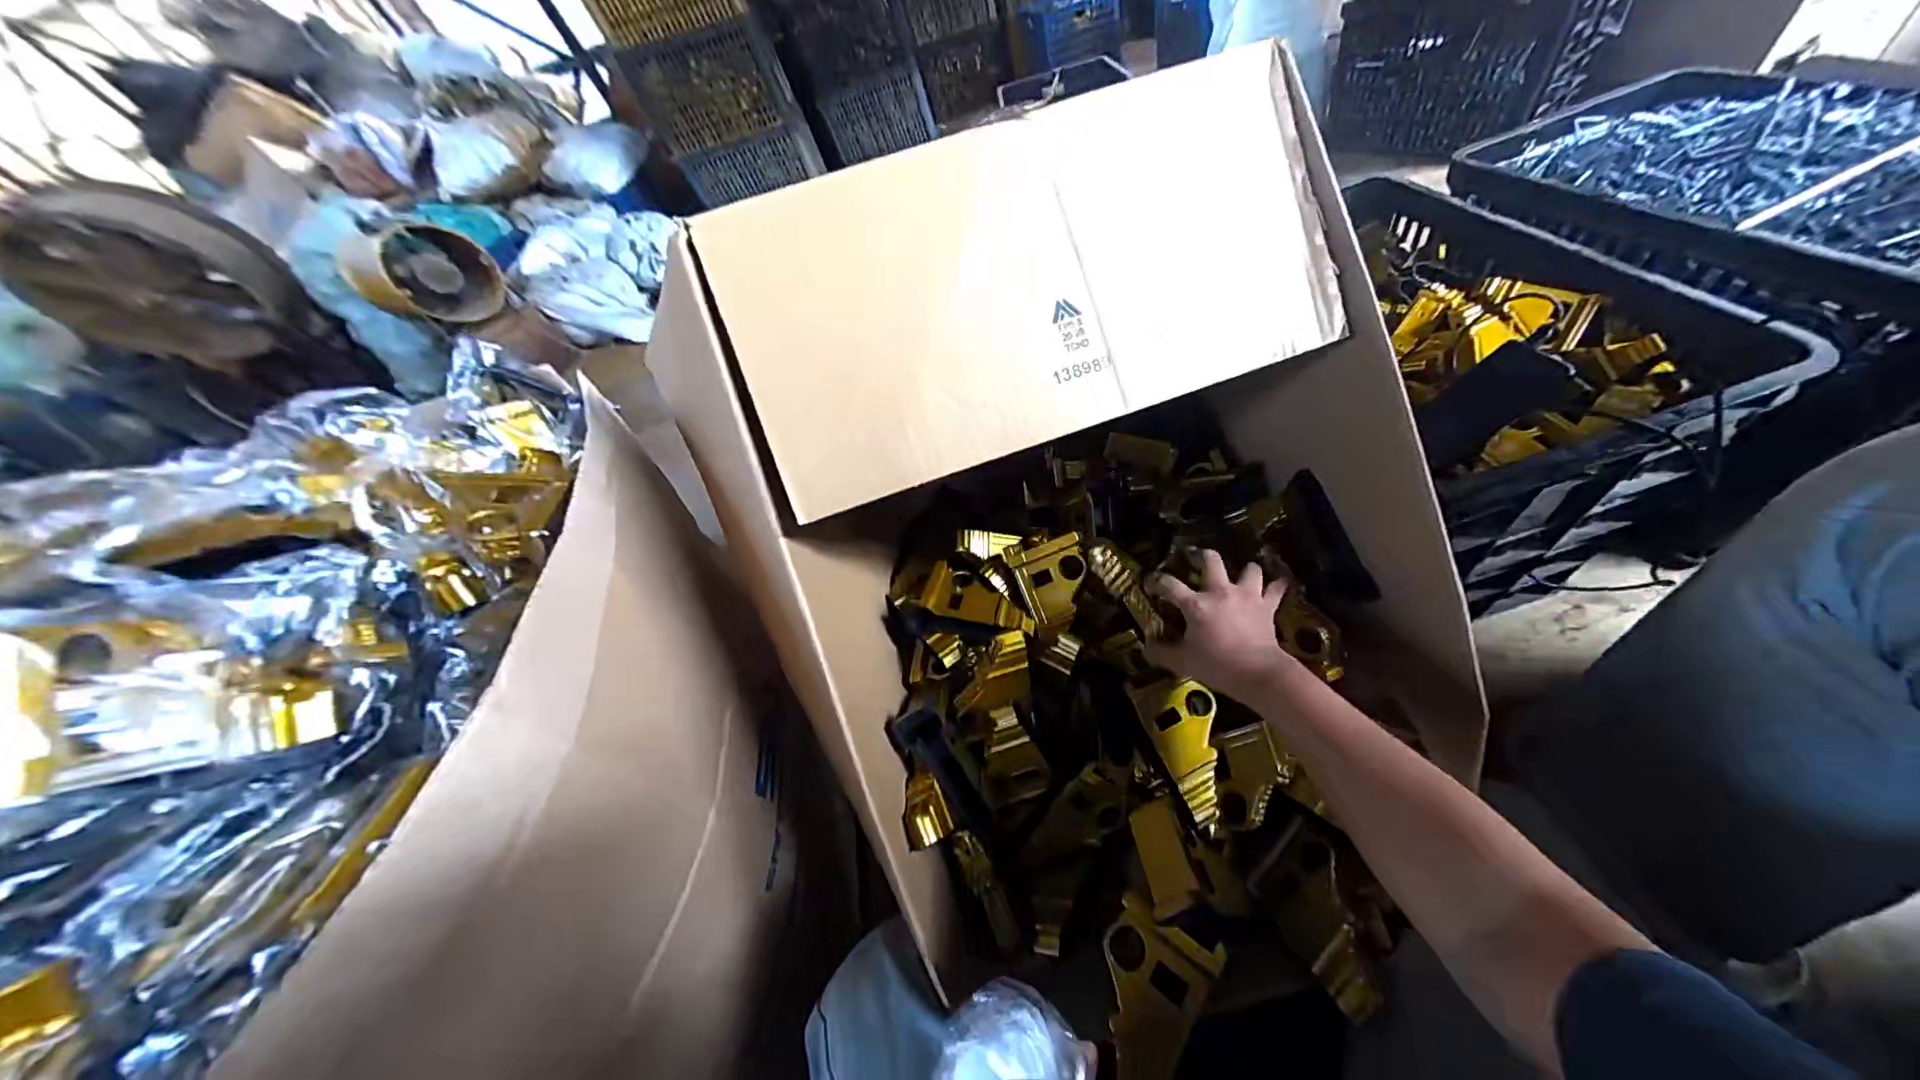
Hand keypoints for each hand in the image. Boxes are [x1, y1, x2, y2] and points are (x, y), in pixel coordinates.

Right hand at [1146, 550, 1294, 703]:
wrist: (1258, 672)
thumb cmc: (1217, 665)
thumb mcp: (1183, 662)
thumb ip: (1162, 652)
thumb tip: (1147, 647)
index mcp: (1196, 605)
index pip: (1170, 585)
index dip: (1156, 581)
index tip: (1150, 582)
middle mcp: (1221, 593)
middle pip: (1212, 561)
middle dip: (1203, 556)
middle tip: (1198, 558)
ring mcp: (1247, 596)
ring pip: (1249, 569)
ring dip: (1246, 570)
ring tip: (1242, 575)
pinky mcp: (1267, 607)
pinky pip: (1277, 589)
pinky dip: (1278, 585)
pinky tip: (1280, 583)